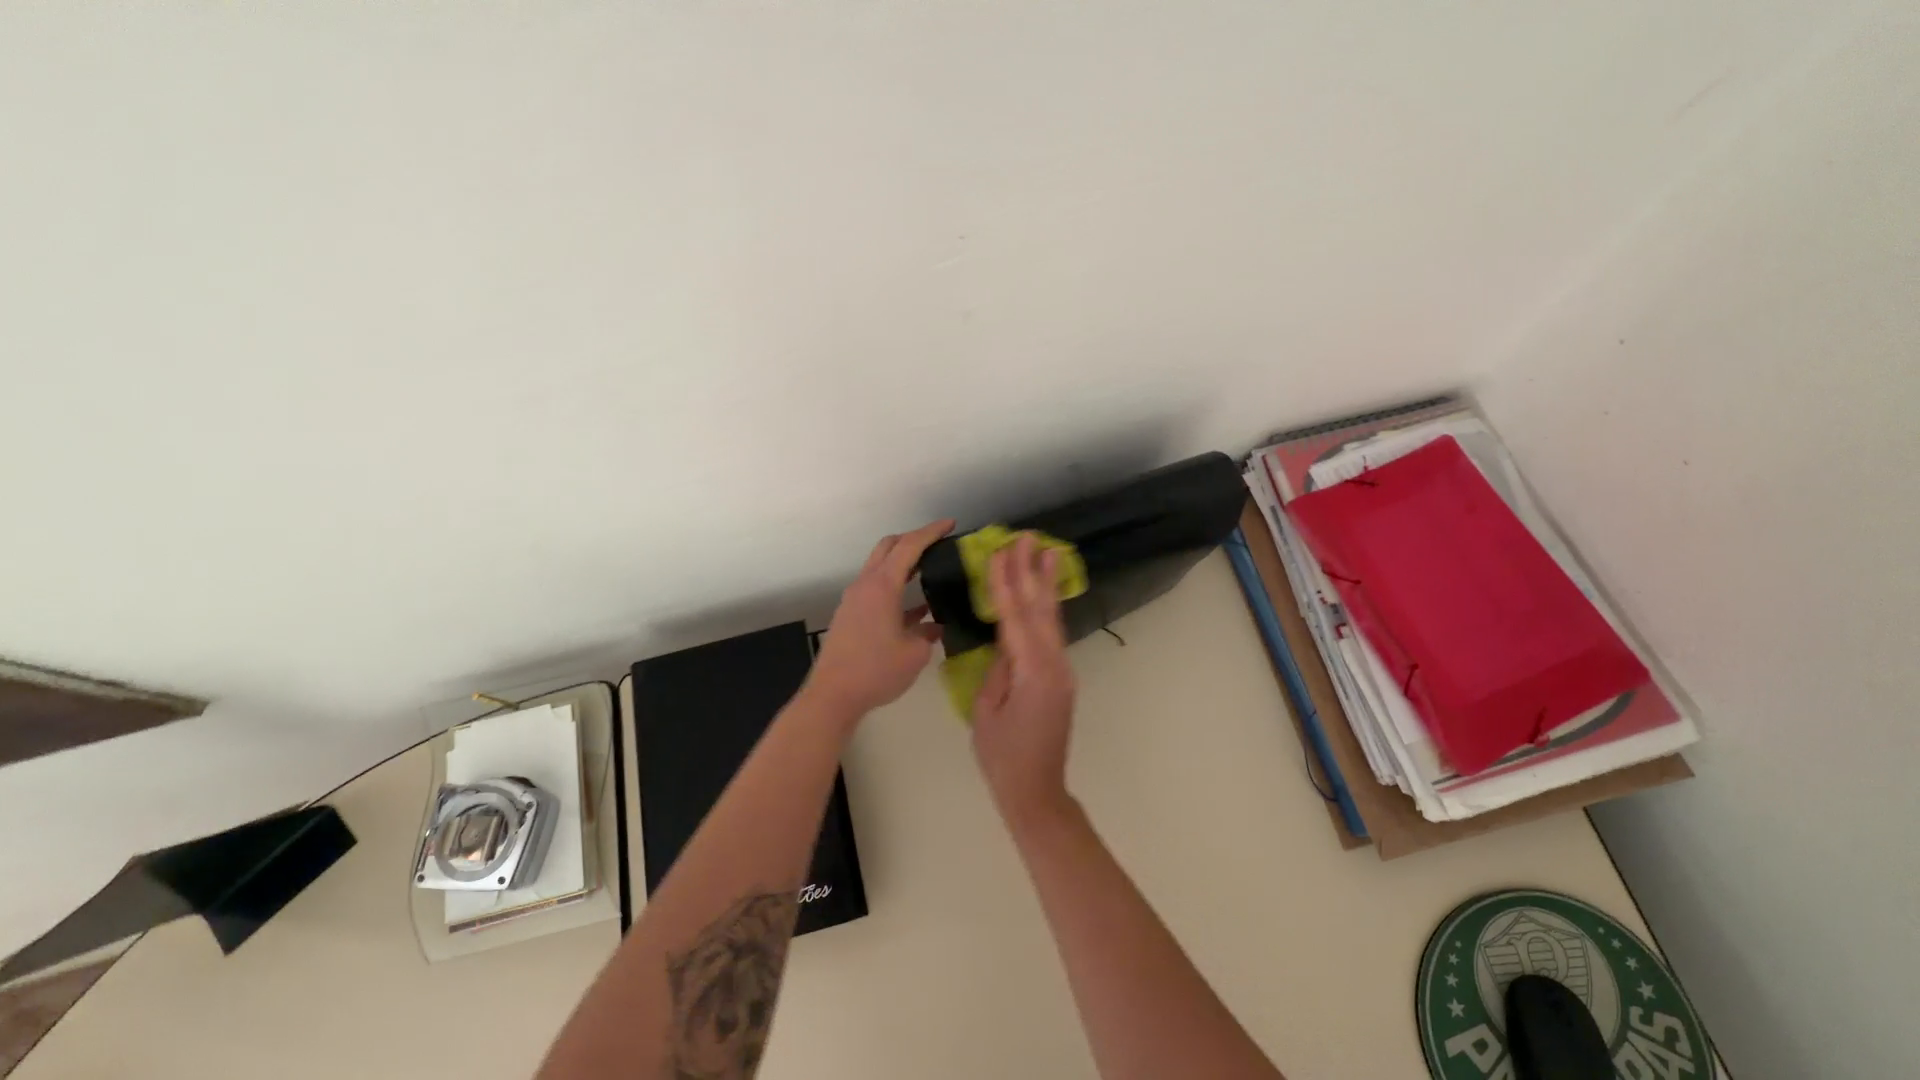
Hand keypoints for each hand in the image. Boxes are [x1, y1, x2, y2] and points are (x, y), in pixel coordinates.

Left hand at [805, 519, 955, 718]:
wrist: (833, 695)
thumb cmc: (876, 671)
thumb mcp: (915, 653)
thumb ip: (928, 633)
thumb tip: (934, 626)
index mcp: (882, 586)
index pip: (909, 546)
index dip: (931, 532)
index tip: (950, 524)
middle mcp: (866, 585)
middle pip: (888, 548)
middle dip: (913, 540)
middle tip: (938, 543)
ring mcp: (855, 600)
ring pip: (881, 569)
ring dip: (903, 565)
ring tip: (930, 572)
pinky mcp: (851, 615)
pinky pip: (876, 590)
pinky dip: (896, 589)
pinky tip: (917, 609)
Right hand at [972, 533, 1077, 827]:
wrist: (1036, 791)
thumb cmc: (1002, 757)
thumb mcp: (987, 711)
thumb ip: (997, 671)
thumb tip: (1005, 645)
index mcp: (1032, 672)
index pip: (1015, 617)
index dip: (1006, 583)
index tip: (1000, 551)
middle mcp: (1054, 665)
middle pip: (1040, 610)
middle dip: (1031, 571)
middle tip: (1028, 536)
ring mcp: (1061, 672)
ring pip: (1050, 620)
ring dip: (1045, 584)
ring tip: (1048, 551)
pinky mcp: (1060, 679)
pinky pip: (1051, 636)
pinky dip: (1046, 610)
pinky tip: (1045, 595)